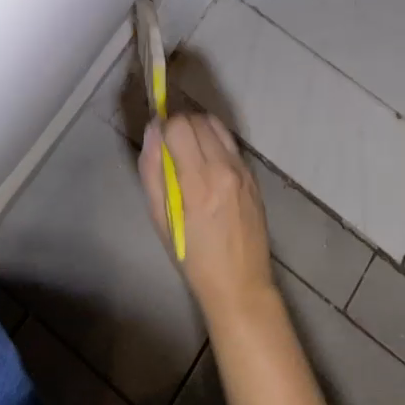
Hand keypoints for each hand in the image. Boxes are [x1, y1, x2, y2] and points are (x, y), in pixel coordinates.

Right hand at [139, 113, 276, 320]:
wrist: (240, 284)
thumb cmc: (193, 257)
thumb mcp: (161, 219)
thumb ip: (152, 170)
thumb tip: (151, 131)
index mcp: (198, 181)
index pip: (178, 126)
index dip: (163, 128)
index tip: (157, 143)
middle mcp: (224, 168)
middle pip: (197, 119)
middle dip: (179, 125)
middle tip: (170, 148)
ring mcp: (243, 170)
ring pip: (216, 125)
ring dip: (198, 128)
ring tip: (189, 152)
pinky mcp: (253, 176)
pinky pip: (229, 142)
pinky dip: (214, 141)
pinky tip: (207, 164)